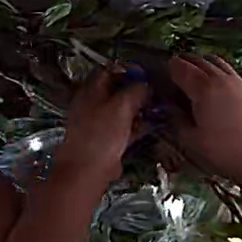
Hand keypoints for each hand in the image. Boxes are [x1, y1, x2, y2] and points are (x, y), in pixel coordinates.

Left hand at [52, 66, 148, 185]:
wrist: (87, 170)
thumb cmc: (102, 134)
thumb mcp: (122, 106)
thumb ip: (135, 91)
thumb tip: (145, 84)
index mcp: (91, 90)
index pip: (108, 70)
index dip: (127, 70)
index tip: (145, 74)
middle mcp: (91, 104)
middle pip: (115, 90)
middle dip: (135, 90)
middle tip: (153, 92)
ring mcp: (96, 123)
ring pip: (119, 110)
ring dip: (137, 108)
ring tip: (155, 108)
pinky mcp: (104, 140)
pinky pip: (121, 127)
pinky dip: (134, 125)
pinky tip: (149, 126)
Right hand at [167, 54, 241, 191]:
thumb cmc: (225, 152)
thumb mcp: (192, 141)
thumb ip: (176, 119)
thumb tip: (169, 106)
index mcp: (203, 88)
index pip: (180, 67)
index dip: (167, 69)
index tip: (160, 76)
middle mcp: (220, 78)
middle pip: (198, 59)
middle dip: (183, 62)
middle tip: (172, 74)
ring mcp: (238, 82)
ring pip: (215, 61)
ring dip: (201, 63)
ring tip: (192, 77)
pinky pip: (227, 70)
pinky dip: (215, 71)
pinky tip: (213, 87)